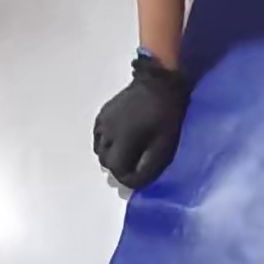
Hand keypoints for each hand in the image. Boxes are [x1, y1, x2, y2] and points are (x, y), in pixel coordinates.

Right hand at [93, 56, 188, 188]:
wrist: (159, 81)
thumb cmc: (165, 114)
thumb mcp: (164, 145)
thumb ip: (148, 166)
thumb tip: (135, 182)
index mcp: (121, 140)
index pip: (117, 170)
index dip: (128, 178)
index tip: (140, 177)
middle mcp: (107, 132)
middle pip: (106, 162)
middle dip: (119, 168)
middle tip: (133, 167)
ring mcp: (103, 121)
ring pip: (100, 150)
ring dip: (111, 157)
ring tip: (126, 155)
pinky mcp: (103, 113)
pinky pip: (98, 136)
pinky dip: (106, 144)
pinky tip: (118, 142)